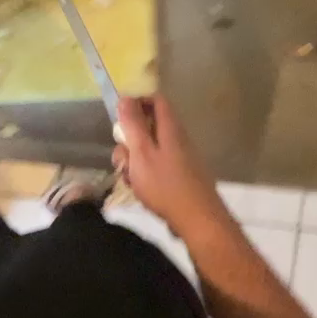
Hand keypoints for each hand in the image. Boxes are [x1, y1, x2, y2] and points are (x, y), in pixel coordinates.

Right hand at [113, 94, 232, 235]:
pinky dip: (144, 174)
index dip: (136, 102)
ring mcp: (180, 157)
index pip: (155, 100)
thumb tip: (126, 97)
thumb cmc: (165, 185)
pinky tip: (140, 190)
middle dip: (129, 140)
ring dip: (134, 160)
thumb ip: (133, 125)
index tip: (119, 118)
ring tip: (129, 179)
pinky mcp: (180, 175)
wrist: (197, 220)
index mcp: (170, 128)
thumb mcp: (142, 152)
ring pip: (150, 149)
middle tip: (121, 159)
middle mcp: (177, 138)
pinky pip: (157, 166)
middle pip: (149, 127)